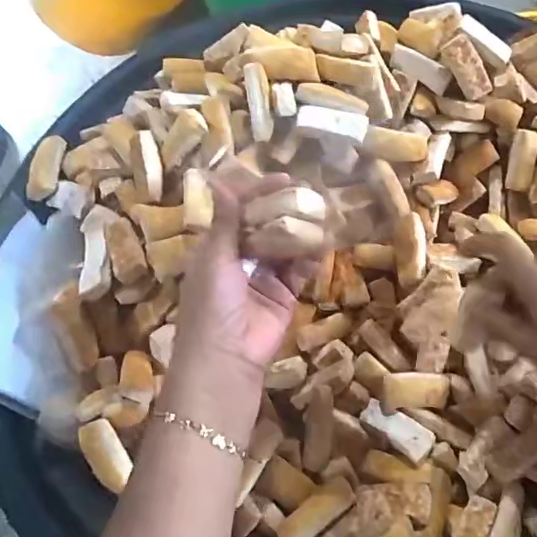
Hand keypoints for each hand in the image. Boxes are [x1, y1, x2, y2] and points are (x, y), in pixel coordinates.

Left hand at [168, 167, 314, 426]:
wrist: (226, 359)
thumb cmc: (211, 305)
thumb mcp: (214, 259)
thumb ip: (226, 222)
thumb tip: (220, 179)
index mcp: (216, 249)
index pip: (239, 212)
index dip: (258, 193)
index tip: (283, 177)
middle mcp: (240, 259)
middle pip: (264, 226)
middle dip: (283, 209)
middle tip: (308, 191)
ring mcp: (263, 277)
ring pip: (285, 246)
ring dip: (300, 230)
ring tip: (321, 210)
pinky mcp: (284, 295)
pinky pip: (300, 269)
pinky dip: (311, 255)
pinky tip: (324, 240)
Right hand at [462, 233, 536, 430]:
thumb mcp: (531, 348)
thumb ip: (499, 323)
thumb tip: (474, 305)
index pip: (504, 248)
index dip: (480, 243)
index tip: (462, 250)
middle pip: (517, 269)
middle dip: (494, 287)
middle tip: (479, 318)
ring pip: (534, 283)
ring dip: (514, 300)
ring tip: (504, 333)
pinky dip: (534, 306)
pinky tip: (534, 336)